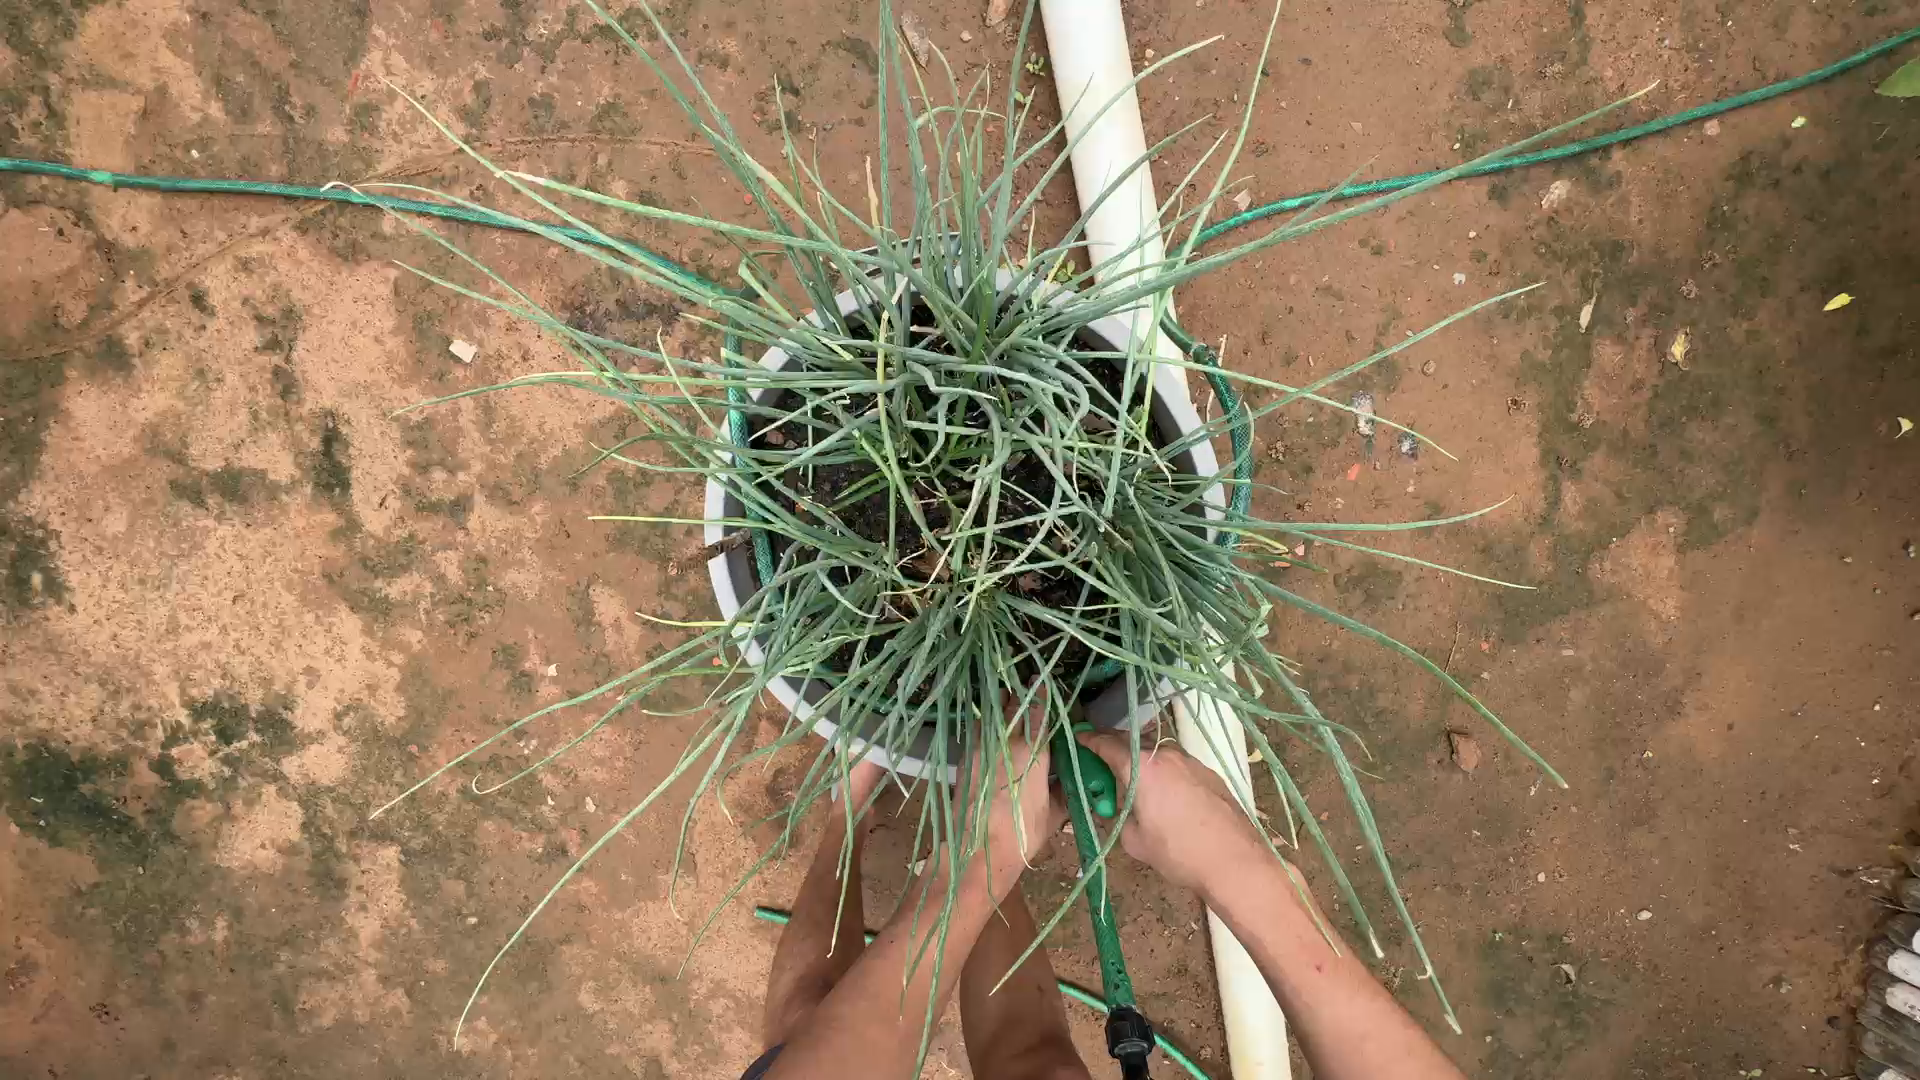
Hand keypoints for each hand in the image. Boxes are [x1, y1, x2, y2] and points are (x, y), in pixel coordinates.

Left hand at [957, 690, 1064, 896]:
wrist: (974, 853)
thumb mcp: (1052, 815)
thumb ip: (1064, 791)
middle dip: (1024, 696)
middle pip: (1015, 705)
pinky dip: (989, 723)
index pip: (1039, 711)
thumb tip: (1072, 780)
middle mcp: (1005, 740)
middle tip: (1032, 693)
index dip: (1045, 697)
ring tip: (1012, 706)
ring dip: (1004, 706)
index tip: (1048, 688)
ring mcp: (981, 745)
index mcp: (1032, 751)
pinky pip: (980, 728)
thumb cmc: (1020, 837)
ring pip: (994, 713)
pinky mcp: (966, 756)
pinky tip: (994, 731)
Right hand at [1076, 731, 1267, 898]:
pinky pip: (1177, 766)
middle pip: (1132, 743)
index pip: (1107, 744)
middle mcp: (1165, 755)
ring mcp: (1190, 761)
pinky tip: (1169, 798)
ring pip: (1156, 754)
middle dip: (1114, 751)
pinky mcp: (1209, 773)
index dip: (1089, 741)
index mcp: (1140, 767)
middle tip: (1104, 767)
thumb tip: (1121, 810)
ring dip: (1142, 764)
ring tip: (1138, 787)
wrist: (1236, 862)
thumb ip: (1120, 818)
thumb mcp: (1135, 841)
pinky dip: (1165, 774)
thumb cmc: (1179, 852)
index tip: (1079, 738)